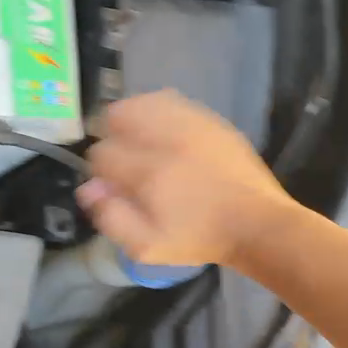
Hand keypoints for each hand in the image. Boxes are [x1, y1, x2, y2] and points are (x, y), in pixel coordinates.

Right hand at [76, 89, 298, 268]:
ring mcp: (193, 128)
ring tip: (134, 139)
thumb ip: (110, 217)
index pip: (101, 154)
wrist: (259, 226)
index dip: (97, 170)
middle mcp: (168, 142)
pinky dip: (156, 110)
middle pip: (117, 117)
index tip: (109, 184)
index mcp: (149, 173)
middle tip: (119, 159)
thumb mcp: (145, 246)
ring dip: (130, 120)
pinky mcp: (211, 124)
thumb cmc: (197, 239)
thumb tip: (89, 188)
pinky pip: (173, 101)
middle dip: (110, 138)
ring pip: (143, 103)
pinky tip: (157, 129)